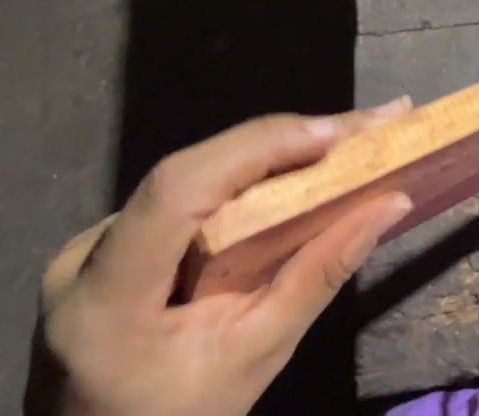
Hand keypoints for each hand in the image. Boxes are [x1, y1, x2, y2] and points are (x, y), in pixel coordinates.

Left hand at [35, 102, 414, 415]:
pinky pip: (189, 192)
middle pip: (195, 171)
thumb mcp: (259, 354)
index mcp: (107, 297)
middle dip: (287, 140)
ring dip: (273, 154)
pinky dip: (248, 177)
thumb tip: (394, 202)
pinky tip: (296, 169)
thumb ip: (321, 274)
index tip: (340, 134)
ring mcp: (89, 245)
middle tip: (369, 124)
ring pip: (196, 175)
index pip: (180, 188)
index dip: (261, 147)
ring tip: (346, 139)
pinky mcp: (108, 243)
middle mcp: (84, 255)